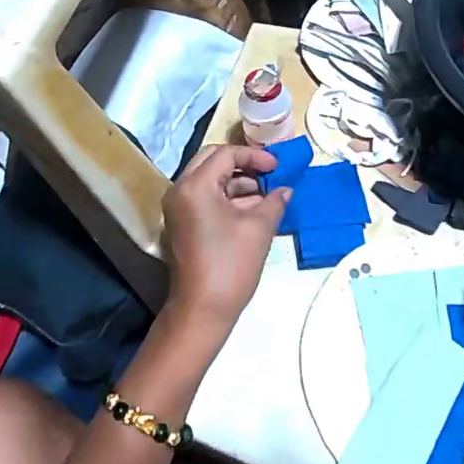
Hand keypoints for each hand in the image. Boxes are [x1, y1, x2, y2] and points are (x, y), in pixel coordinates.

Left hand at [160, 145, 291, 330]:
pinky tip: (254, 209)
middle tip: (269, 173)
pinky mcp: (184, 223)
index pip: (226, 153)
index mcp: (195, 186)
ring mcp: (179, 208)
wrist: (202, 310)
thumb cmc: (231, 264)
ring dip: (238, 181)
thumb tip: (284, 189)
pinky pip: (206, 197)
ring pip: (210, 179)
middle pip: (213, 161)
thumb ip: (274, 200)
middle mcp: (181, 191)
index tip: (277, 167)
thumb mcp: (259, 227)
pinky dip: (229, 197)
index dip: (255, 156)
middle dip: (243, 163)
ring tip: (267, 195)